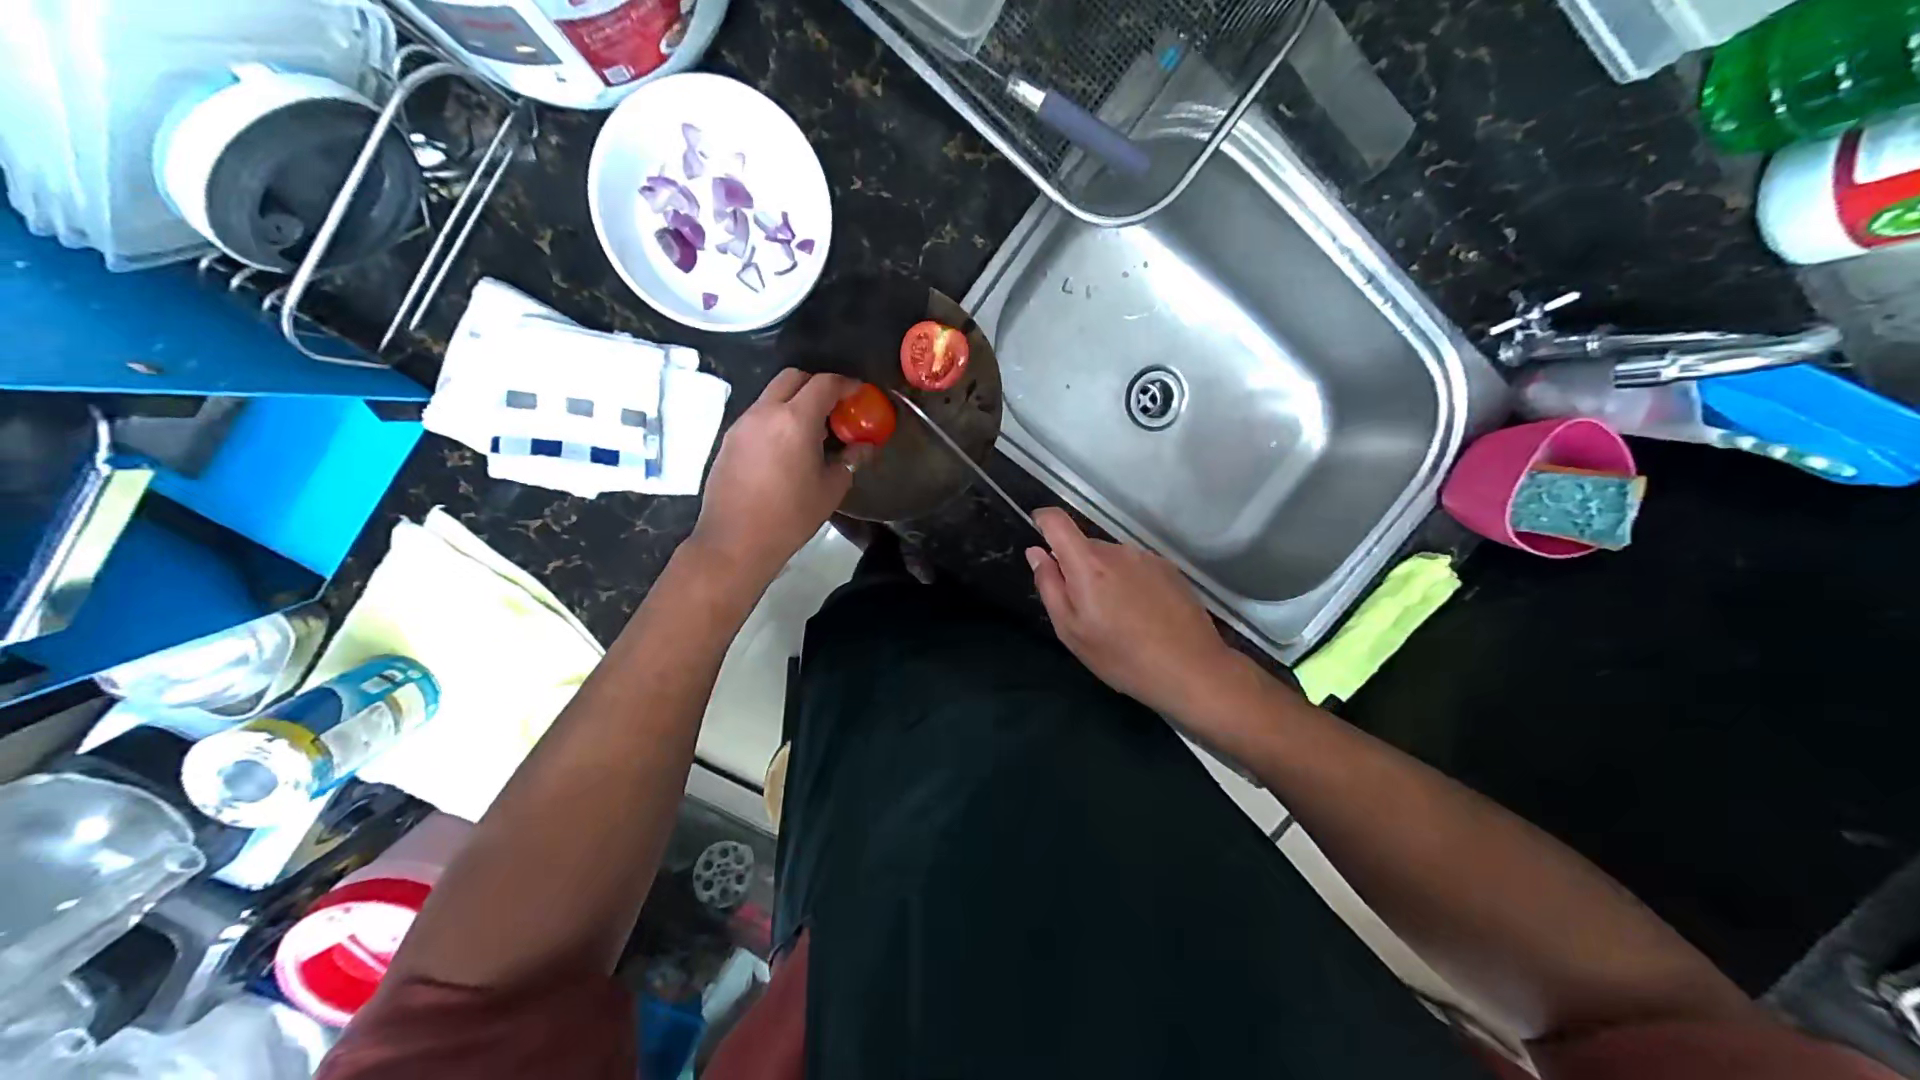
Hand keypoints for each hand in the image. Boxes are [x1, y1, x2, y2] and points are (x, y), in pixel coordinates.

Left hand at [691, 369, 870, 584]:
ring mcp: (742, 424)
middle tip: (835, 408)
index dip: (846, 384)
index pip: (824, 383)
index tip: (859, 394)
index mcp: (794, 420)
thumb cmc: (790, 516)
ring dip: (794, 402)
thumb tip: (864, 447)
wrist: (735, 541)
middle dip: (817, 385)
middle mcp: (765, 412)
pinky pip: (758, 416)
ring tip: (813, 432)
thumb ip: (850, 460)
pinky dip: (777, 419)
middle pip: (793, 378)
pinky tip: (787, 449)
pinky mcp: (729, 440)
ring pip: (772, 395)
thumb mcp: (830, 489)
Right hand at [1028, 508, 1248, 716]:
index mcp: (1088, 564)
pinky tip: (1143, 617)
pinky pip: (1136, 568)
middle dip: (1077, 569)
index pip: (1057, 521)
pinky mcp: (1170, 570)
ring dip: (1105, 579)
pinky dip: (1130, 584)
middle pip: (1085, 546)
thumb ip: (1049, 586)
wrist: (1192, 670)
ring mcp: (1147, 558)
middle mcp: (1118, 551)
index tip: (1039, 539)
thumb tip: (1036, 552)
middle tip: (1085, 611)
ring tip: (1118, 619)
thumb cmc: (1122, 657)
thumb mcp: (1071, 630)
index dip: (1042, 521)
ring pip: (1111, 559)